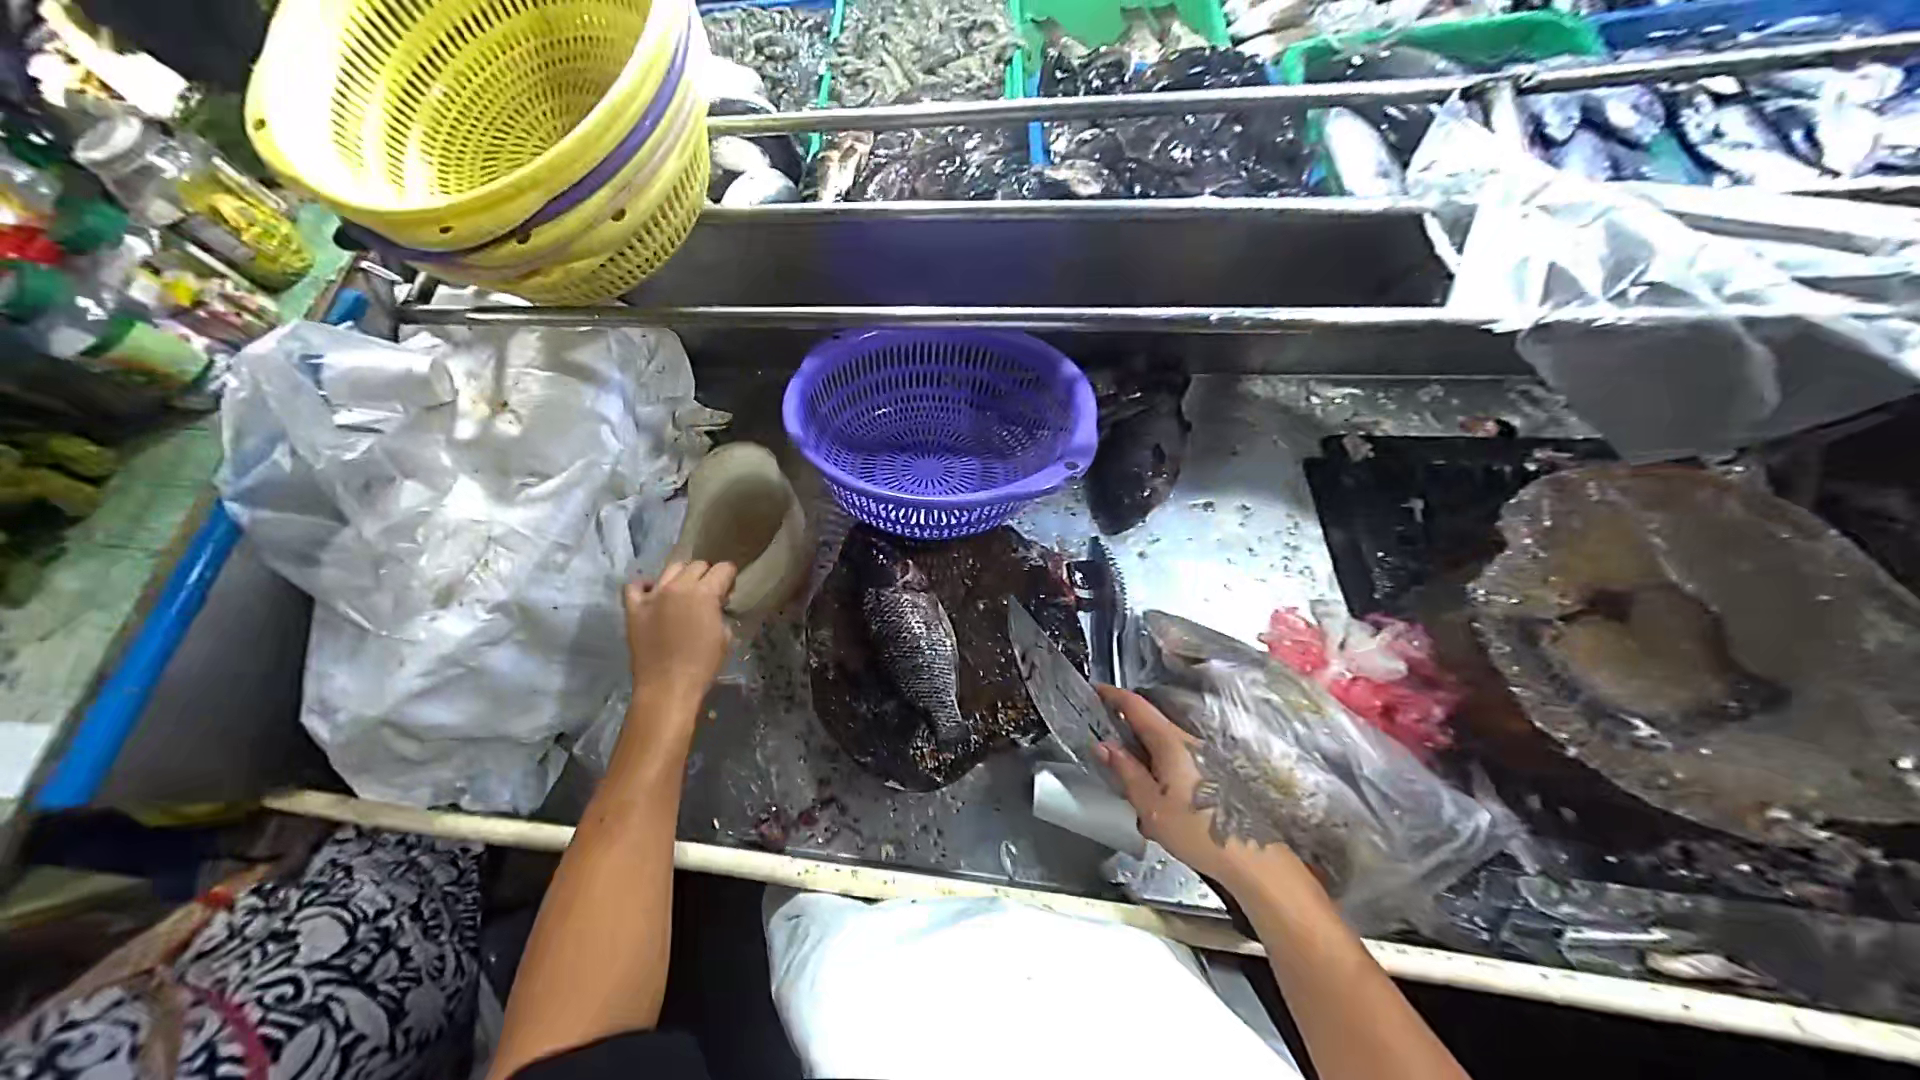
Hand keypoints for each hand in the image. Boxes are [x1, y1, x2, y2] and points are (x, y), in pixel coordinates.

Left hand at [623, 560, 736, 705]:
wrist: (668, 686)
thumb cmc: (703, 665)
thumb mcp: (724, 636)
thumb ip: (719, 612)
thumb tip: (715, 605)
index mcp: (705, 593)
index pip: (724, 568)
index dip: (730, 577)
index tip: (729, 590)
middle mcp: (678, 587)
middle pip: (698, 565)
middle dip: (708, 575)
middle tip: (709, 594)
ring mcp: (653, 595)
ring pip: (671, 568)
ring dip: (682, 576)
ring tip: (684, 592)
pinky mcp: (634, 607)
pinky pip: (636, 585)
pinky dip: (647, 585)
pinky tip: (654, 595)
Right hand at [1094, 683, 1305, 892]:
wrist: (1252, 860)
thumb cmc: (1197, 831)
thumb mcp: (1150, 805)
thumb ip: (1126, 772)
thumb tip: (1105, 746)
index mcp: (1171, 742)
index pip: (1137, 707)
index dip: (1114, 695)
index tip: (1096, 690)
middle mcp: (1189, 742)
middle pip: (1150, 724)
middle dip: (1126, 731)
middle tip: (1104, 747)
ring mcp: (1203, 755)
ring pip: (1163, 745)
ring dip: (1143, 755)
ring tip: (1131, 784)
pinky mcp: (1212, 772)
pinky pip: (1177, 759)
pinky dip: (1159, 768)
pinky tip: (1156, 799)